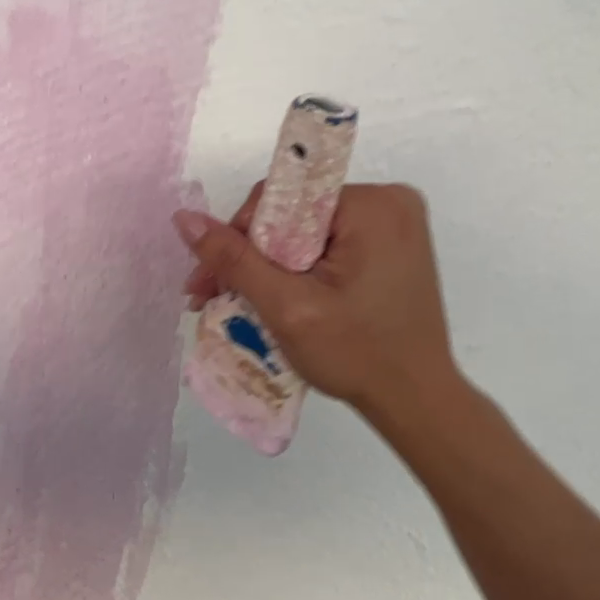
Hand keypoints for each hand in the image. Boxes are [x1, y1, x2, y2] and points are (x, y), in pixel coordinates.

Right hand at [173, 183, 460, 418]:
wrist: (415, 400)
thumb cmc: (357, 354)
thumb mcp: (285, 305)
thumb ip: (233, 258)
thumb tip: (184, 218)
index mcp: (373, 205)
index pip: (278, 199)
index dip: (238, 237)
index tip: (212, 280)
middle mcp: (388, 203)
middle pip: (287, 215)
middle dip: (247, 256)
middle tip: (211, 295)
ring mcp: (392, 226)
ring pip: (300, 232)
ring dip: (264, 267)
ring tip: (231, 301)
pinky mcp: (388, 248)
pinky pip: (322, 245)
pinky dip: (292, 271)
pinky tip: (269, 298)